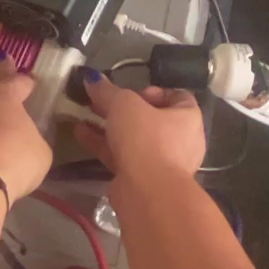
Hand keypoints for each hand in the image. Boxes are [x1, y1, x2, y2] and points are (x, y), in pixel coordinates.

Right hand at [74, 68, 205, 178]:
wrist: (148, 192)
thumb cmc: (146, 138)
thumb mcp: (123, 105)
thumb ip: (106, 91)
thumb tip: (90, 77)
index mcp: (188, 117)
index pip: (177, 96)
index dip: (153, 91)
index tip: (131, 92)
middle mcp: (181, 140)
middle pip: (150, 118)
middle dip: (122, 110)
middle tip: (99, 102)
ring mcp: (162, 162)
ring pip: (134, 139)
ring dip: (109, 127)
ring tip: (84, 115)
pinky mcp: (143, 179)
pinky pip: (123, 156)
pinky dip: (104, 145)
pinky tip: (80, 134)